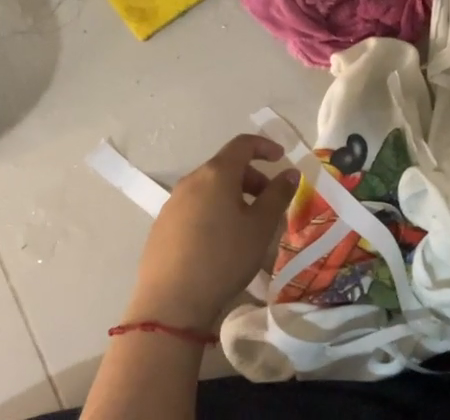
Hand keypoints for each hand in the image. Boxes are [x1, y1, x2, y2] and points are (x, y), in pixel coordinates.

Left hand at [122, 134, 299, 328]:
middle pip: (225, 167)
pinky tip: (219, 243)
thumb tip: (289, 173)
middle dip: (252, 177)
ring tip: (246, 225)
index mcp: (216, 174)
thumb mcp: (261, 226)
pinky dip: (213, 212)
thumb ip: (278, 194)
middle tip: (269, 201)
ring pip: (209, 189)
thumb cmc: (223, 257)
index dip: (265, 146)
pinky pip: (194, 208)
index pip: (243, 144)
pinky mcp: (161, 228)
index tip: (281, 159)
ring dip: (232, 196)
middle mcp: (190, 182)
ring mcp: (171, 205)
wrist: (170, 305)